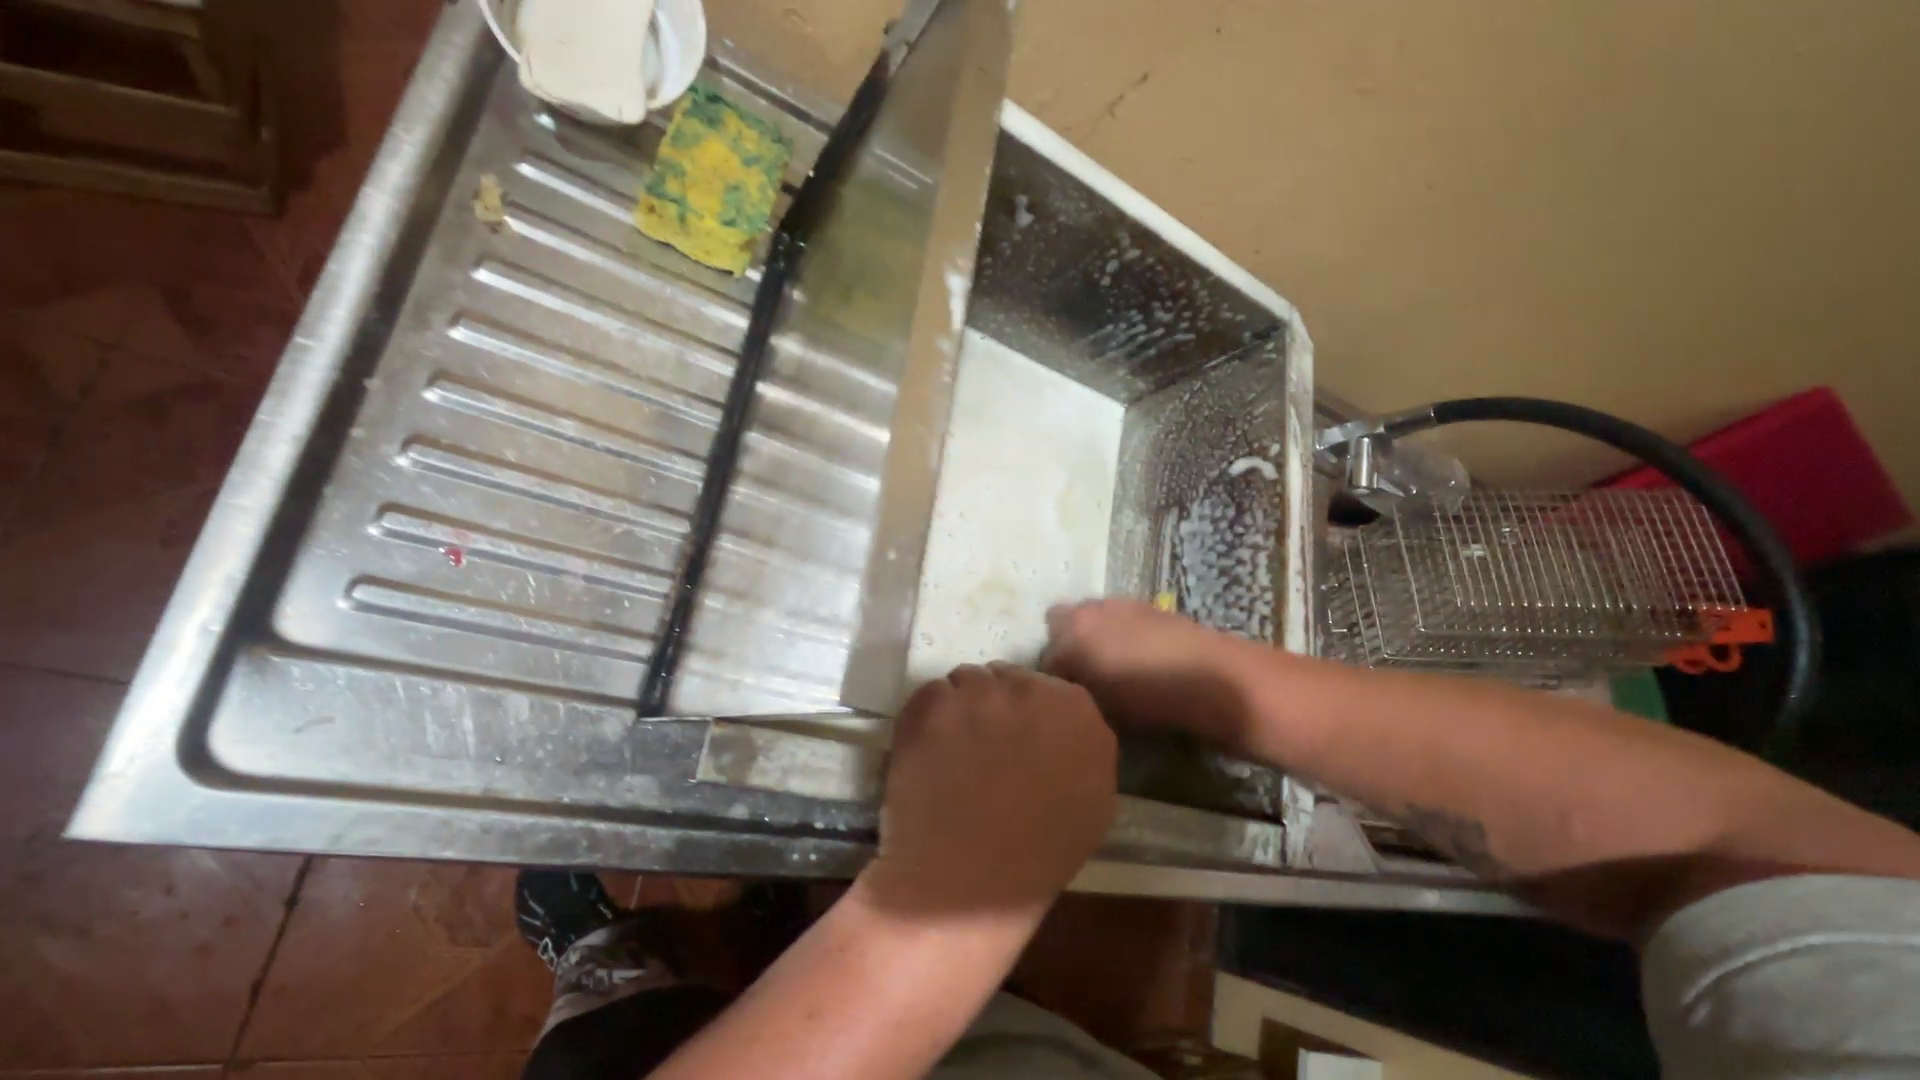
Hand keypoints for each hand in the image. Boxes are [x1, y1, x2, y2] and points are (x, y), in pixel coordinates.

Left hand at [862, 663, 1116, 918]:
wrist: (970, 875)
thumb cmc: (1040, 851)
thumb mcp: (1095, 801)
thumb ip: (1086, 749)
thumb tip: (1064, 731)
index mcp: (1076, 708)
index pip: (1046, 688)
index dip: (1027, 714)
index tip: (1016, 741)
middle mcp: (1028, 687)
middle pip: (1003, 679)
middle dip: (993, 705)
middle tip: (981, 747)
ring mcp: (977, 693)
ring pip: (964, 683)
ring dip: (959, 708)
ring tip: (950, 752)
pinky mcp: (932, 704)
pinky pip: (928, 695)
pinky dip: (926, 718)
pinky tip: (928, 754)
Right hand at [1043, 599, 1255, 737]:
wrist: (1214, 679)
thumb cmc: (1150, 699)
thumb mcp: (1102, 708)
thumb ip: (1075, 693)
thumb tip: (1067, 691)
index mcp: (1071, 634)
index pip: (1045, 657)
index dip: (1051, 678)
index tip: (1062, 696)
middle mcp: (1089, 611)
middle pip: (1060, 623)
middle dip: (1065, 643)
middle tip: (1081, 675)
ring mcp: (1121, 604)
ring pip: (1091, 617)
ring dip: (1093, 634)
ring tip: (1111, 666)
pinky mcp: (1149, 606)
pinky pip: (1120, 618)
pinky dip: (1120, 633)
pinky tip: (1137, 658)